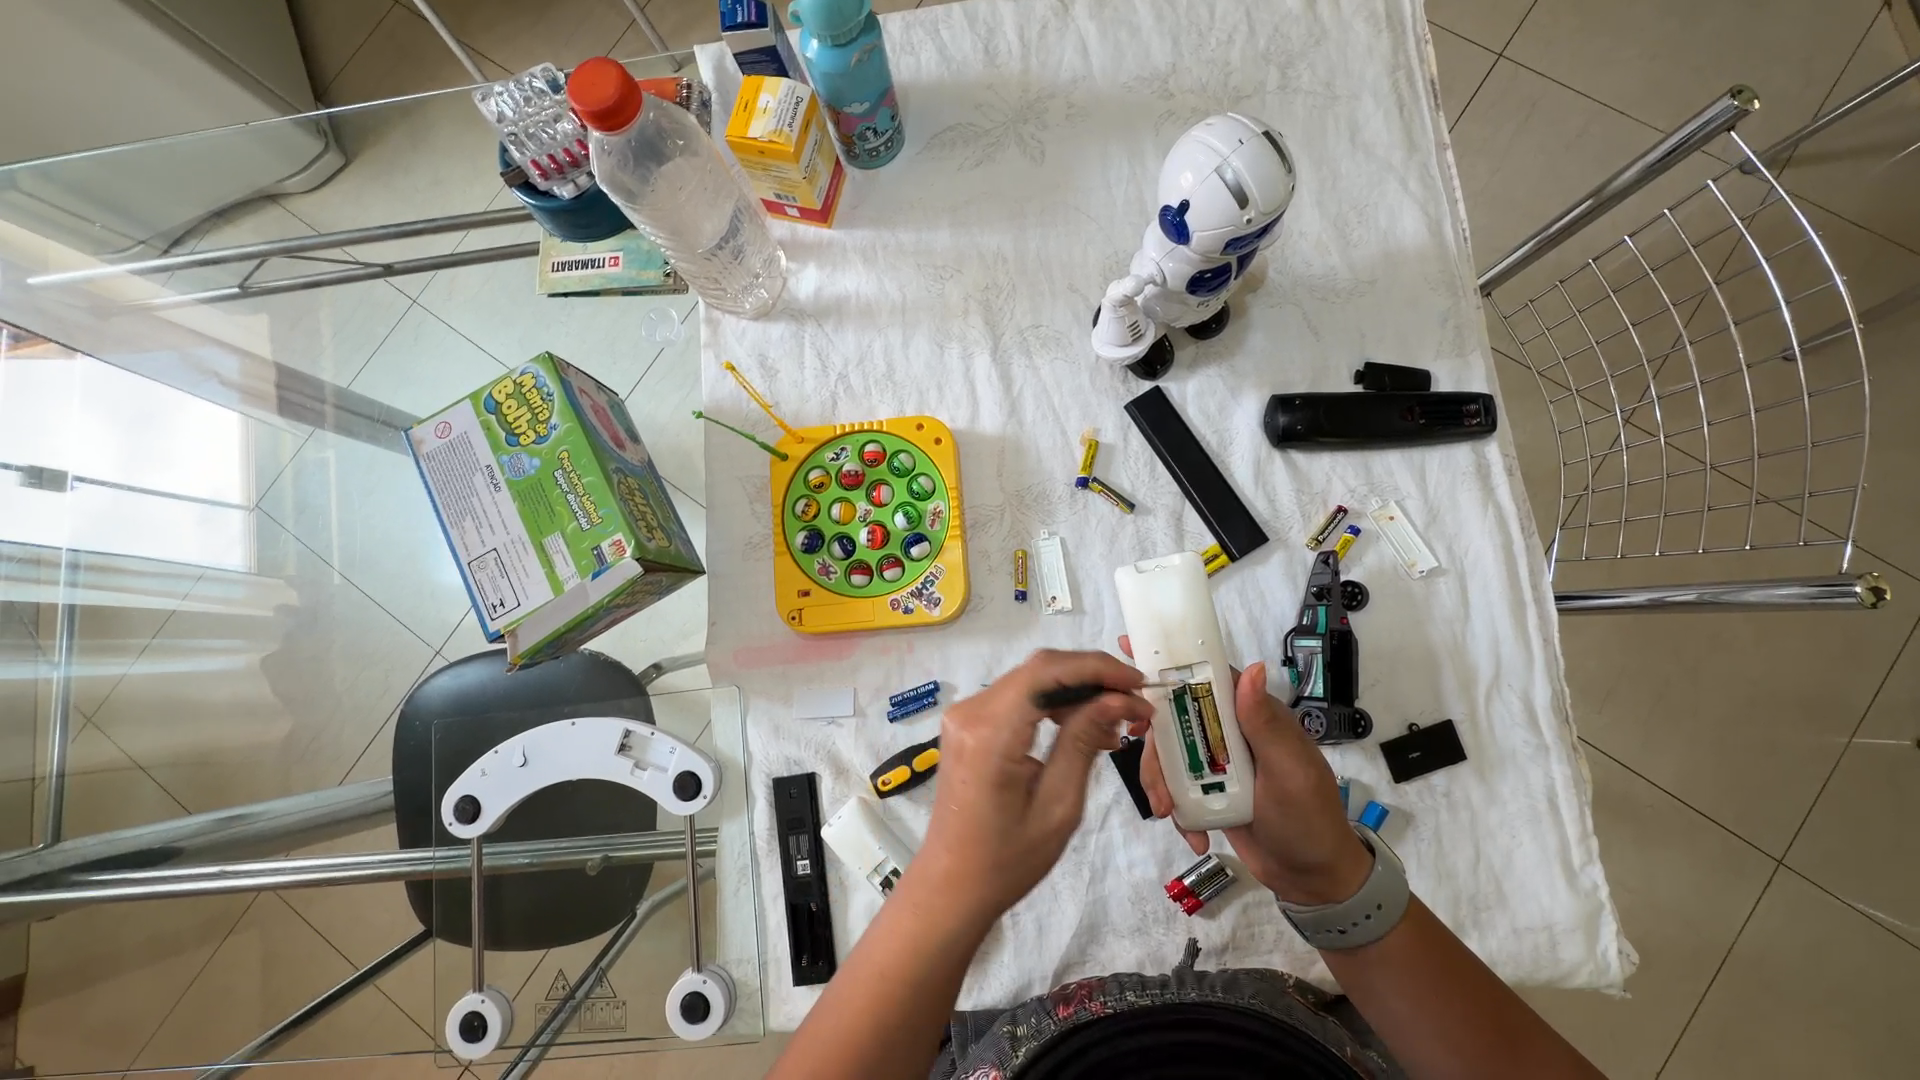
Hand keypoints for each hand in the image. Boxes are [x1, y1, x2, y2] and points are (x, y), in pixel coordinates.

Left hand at [911, 649, 1152, 926]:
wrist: (953, 884)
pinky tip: (1083, 728)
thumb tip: (1116, 698)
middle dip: (1092, 678)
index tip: (1138, 683)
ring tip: (1117, 723)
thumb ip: (1083, 741)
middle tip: (1135, 704)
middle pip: (1039, 670)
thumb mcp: (1058, 805)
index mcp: (990, 733)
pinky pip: (1018, 698)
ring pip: (1031, 680)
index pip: (1047, 672)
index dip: (1097, 668)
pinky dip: (1053, 704)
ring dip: (1076, 691)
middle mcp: (971, 712)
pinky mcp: (968, 724)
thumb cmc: (1008, 859)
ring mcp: (965, 715)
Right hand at [1121, 637, 1370, 905]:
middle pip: (1174, 719)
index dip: (1171, 665)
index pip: (1209, 678)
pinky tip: (1193, 835)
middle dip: (1154, 745)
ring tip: (1167, 812)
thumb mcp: (1289, 770)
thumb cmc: (1308, 818)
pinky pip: (1176, 791)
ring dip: (1160, 783)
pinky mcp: (1208, 794)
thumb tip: (1251, 667)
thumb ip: (1264, 723)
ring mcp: (1216, 765)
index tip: (1131, 654)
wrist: (1313, 878)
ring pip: (1168, 757)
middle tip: (1145, 764)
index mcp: (1252, 717)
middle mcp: (1229, 734)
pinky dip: (1176, 812)